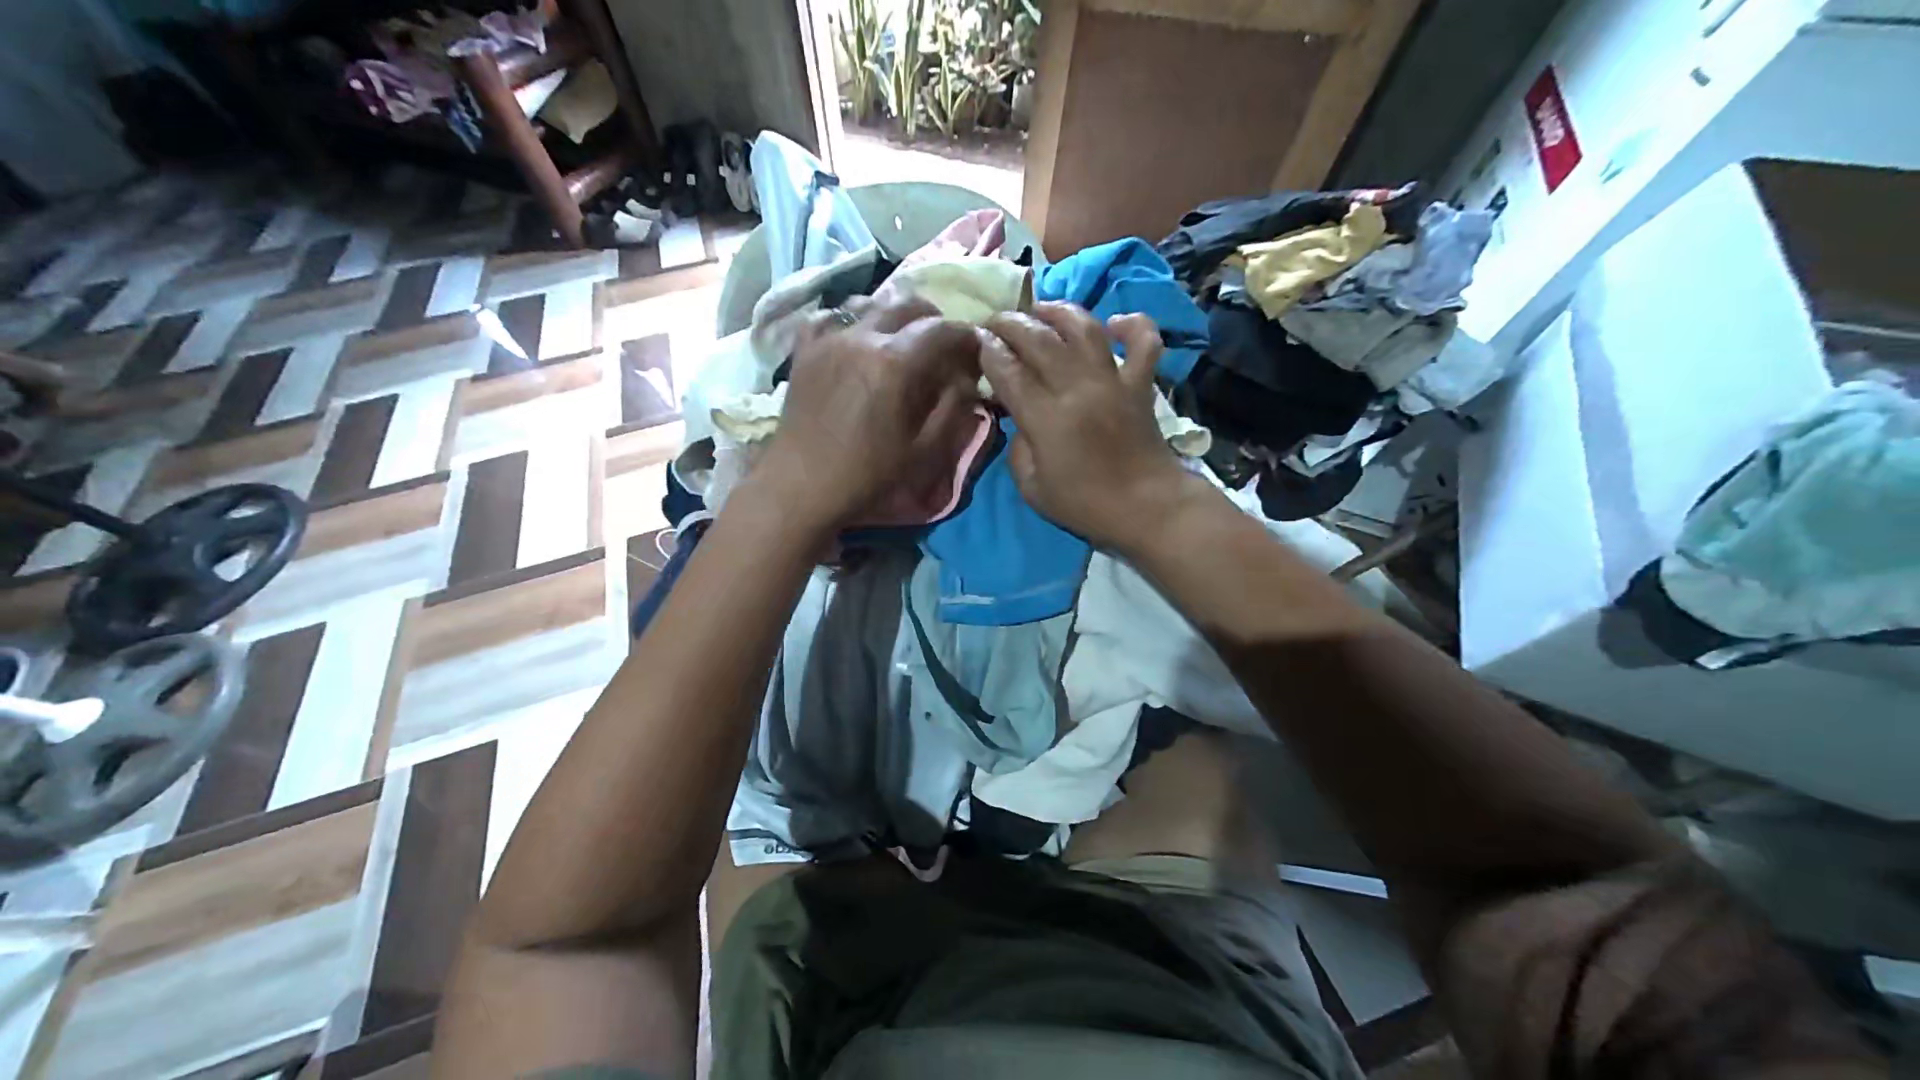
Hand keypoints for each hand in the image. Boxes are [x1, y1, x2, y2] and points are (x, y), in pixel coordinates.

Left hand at [749, 297, 982, 531]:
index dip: (966, 335)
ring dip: (893, 314)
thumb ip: (952, 408)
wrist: (800, 487)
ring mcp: (829, 339)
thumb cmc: (866, 475)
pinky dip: (850, 319)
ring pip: (868, 303)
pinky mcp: (804, 351)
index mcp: (895, 362)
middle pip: (907, 304)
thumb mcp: (923, 451)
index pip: (943, 329)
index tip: (976, 349)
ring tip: (900, 338)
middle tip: (942, 343)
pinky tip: (856, 338)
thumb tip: (967, 379)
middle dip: (933, 318)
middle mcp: (862, 338)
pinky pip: (829, 317)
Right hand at [981, 302, 1201, 549]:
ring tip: (1040, 309)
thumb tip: (1020, 418)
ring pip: (1084, 327)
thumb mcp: (1032, 488)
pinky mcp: (1141, 383)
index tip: (977, 340)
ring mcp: (1113, 381)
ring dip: (1058, 311)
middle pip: (1039, 339)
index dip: (989, 351)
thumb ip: (1019, 448)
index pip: (1009, 371)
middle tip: (996, 321)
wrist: (1147, 508)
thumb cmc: (1085, 504)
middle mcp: (1078, 388)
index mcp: (1047, 418)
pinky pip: (1143, 342)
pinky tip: (1113, 324)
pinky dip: (1132, 325)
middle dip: (1011, 323)